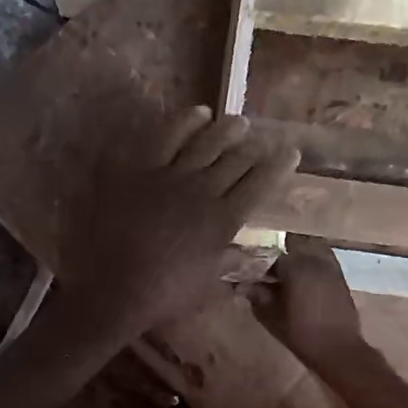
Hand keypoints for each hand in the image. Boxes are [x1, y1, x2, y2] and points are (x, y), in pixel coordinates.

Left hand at [58, 106, 298, 339]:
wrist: (115, 289)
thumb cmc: (166, 294)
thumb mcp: (208, 284)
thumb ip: (230, 261)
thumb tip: (250, 253)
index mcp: (223, 220)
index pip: (259, 184)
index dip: (279, 166)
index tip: (291, 152)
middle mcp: (203, 191)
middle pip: (236, 159)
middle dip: (254, 145)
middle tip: (262, 137)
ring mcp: (171, 177)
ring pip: (206, 142)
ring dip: (226, 129)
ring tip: (238, 121)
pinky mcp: (140, 170)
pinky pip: (165, 137)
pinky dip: (184, 122)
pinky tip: (197, 113)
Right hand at [249, 235, 368, 368]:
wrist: (338, 349)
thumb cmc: (301, 333)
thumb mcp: (271, 316)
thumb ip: (256, 295)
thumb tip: (241, 285)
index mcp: (296, 265)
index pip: (272, 251)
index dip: (260, 258)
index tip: (251, 267)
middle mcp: (315, 258)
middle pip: (295, 241)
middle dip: (281, 249)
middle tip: (270, 266)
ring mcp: (331, 266)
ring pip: (312, 246)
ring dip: (299, 252)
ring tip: (288, 269)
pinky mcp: (341, 276)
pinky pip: (324, 258)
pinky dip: (313, 261)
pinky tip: (304, 277)